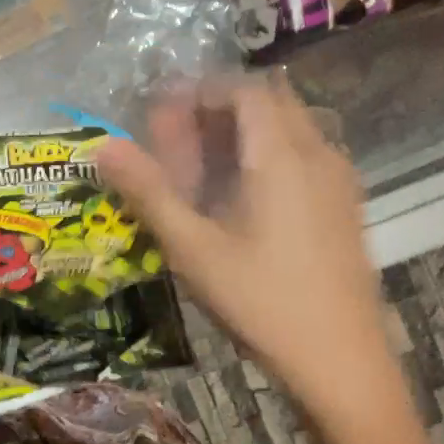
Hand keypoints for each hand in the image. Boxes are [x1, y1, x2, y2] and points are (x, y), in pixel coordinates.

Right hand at [98, 79, 395, 415]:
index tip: (157, 107)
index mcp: (282, 156)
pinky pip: (300, 157)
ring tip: (191, 169)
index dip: (200, 89)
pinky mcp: (340, 206)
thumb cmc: (258, 298)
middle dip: (215, 110)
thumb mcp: (191, 247)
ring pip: (286, 130)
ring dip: (238, 134)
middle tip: (167, 139)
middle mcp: (318, 154)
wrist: (336, 355)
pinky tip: (230, 199)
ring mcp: (336, 180)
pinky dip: (260, 158)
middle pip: (269, 103)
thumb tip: (103, 146)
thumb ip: (148, 191)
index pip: (246, 90)